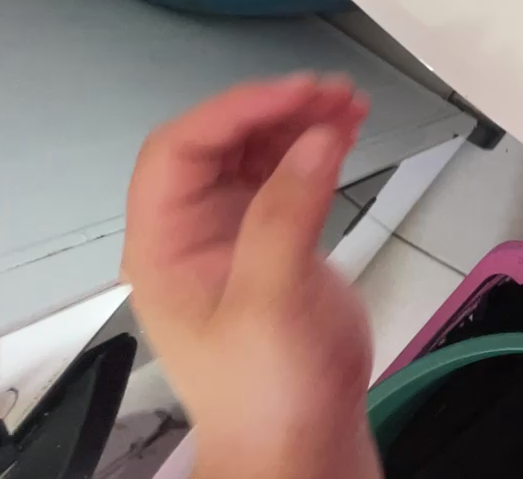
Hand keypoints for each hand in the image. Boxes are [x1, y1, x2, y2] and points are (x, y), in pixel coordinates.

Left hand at [123, 74, 382, 478]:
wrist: (302, 430)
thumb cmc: (269, 380)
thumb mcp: (270, 297)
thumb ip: (288, 213)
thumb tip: (320, 136)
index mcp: (168, 244)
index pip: (182, 151)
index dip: (238, 110)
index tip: (303, 92)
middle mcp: (197, 228)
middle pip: (224, 142)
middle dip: (278, 108)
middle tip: (340, 94)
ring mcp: (241, 230)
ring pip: (262, 150)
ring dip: (304, 120)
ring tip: (354, 105)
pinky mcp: (283, 235)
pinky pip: (295, 172)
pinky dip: (322, 143)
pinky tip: (351, 130)